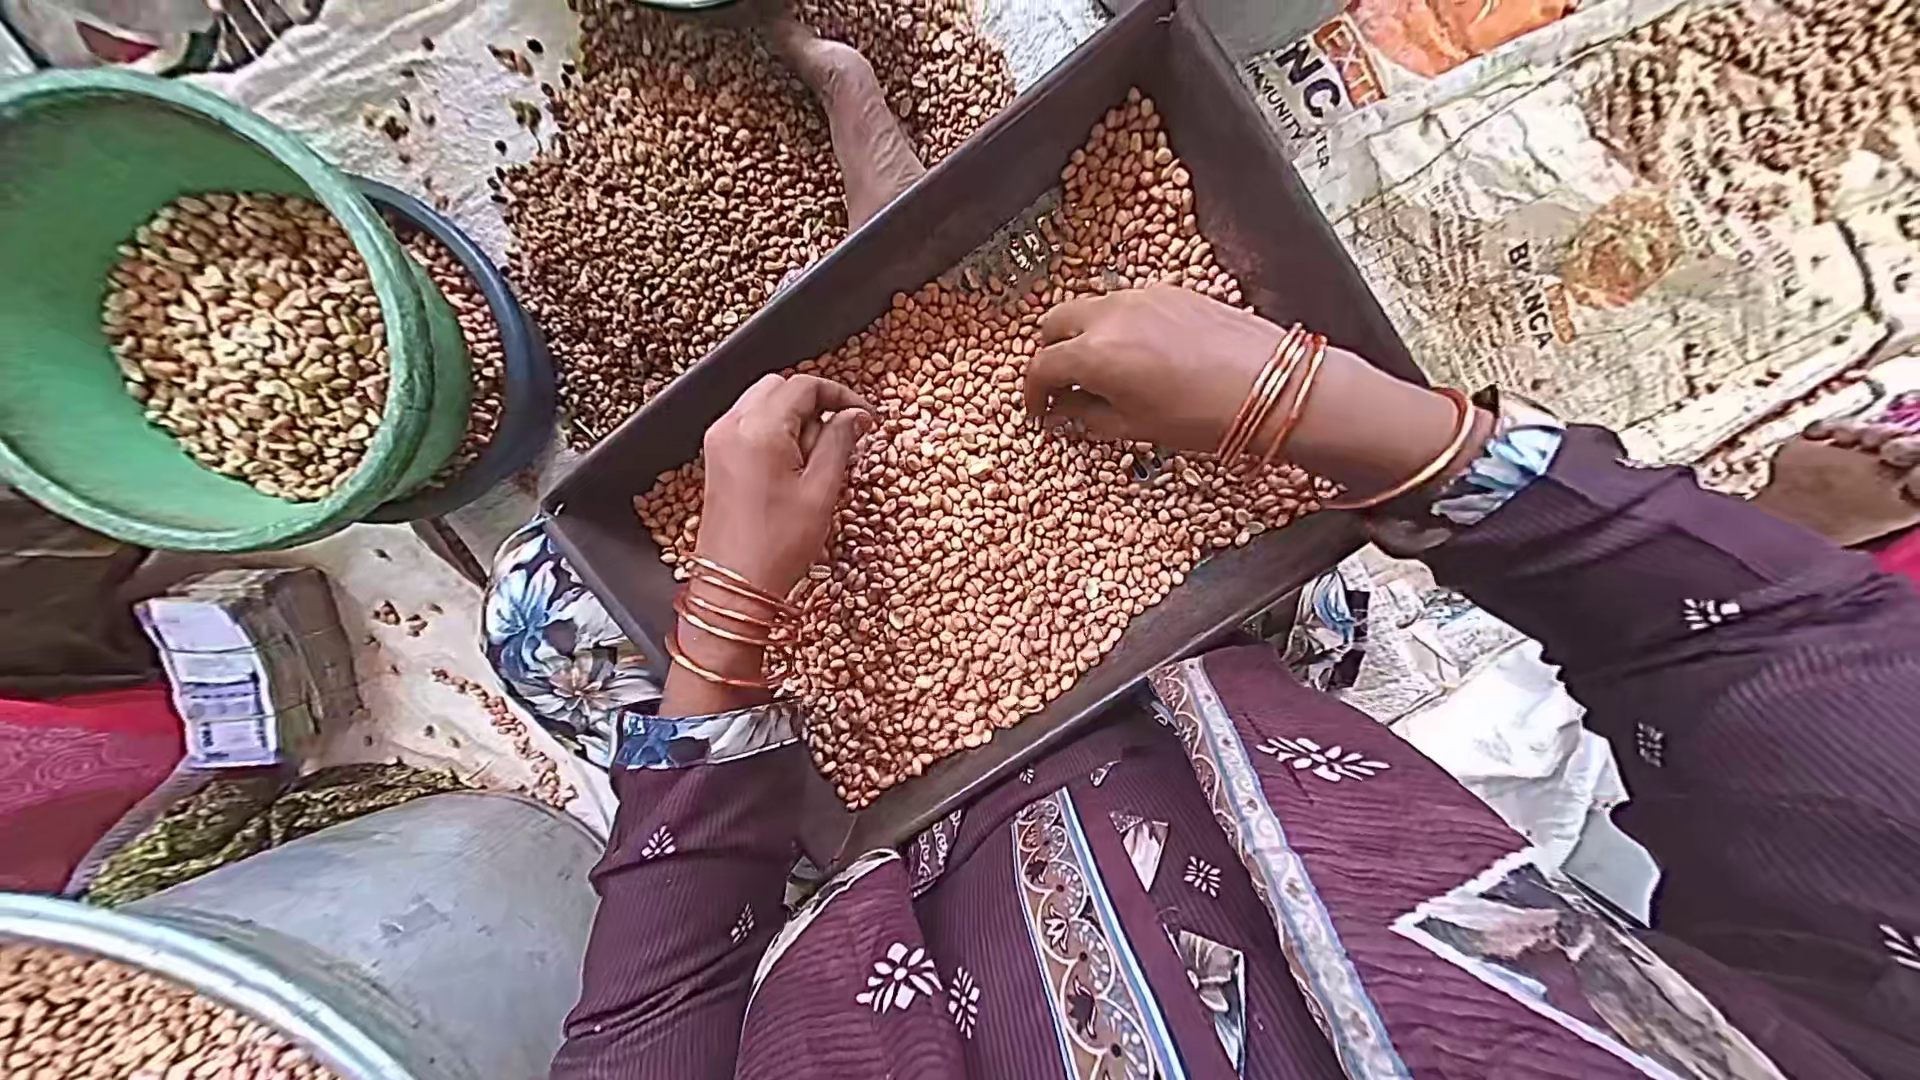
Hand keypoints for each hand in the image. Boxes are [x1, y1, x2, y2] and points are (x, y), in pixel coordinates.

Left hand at [695, 373, 874, 598]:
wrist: (734, 583)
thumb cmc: (780, 543)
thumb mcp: (821, 491)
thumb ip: (839, 443)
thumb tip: (856, 416)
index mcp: (759, 429)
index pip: (804, 386)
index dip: (841, 395)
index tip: (865, 416)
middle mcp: (732, 425)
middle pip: (780, 387)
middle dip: (816, 403)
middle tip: (843, 434)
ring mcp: (719, 440)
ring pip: (764, 402)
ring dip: (796, 417)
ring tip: (819, 456)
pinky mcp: (717, 456)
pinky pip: (751, 424)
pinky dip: (777, 430)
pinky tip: (795, 463)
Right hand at [1025, 285, 1281, 452]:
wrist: (1271, 386)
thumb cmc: (1200, 416)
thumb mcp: (1132, 426)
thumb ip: (1086, 414)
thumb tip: (1062, 409)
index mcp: (1093, 353)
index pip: (1041, 366)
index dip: (1032, 392)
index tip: (1038, 409)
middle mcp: (1108, 315)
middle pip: (1053, 323)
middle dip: (1049, 353)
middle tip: (1062, 384)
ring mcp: (1140, 296)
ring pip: (1087, 308)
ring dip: (1079, 336)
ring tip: (1098, 369)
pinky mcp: (1169, 290)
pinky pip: (1122, 303)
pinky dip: (1112, 325)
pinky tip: (1133, 352)